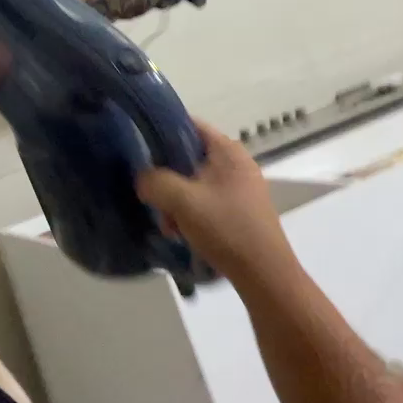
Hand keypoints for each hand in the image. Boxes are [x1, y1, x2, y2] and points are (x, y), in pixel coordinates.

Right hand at [135, 118, 299, 290]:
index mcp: (227, 151)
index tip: (136, 143)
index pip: (186, 123)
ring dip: (174, 198)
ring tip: (167, 221)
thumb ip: (153, 180)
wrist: (266, 278)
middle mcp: (236, 163)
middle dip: (164, 174)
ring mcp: (239, 188)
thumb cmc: (226, 230)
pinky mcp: (238, 210)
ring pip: (192, 180)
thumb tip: (142, 180)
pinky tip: (180, 230)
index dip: (158, 129)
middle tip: (150, 191)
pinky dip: (188, 211)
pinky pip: (203, 198)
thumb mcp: (181, 200)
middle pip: (186, 154)